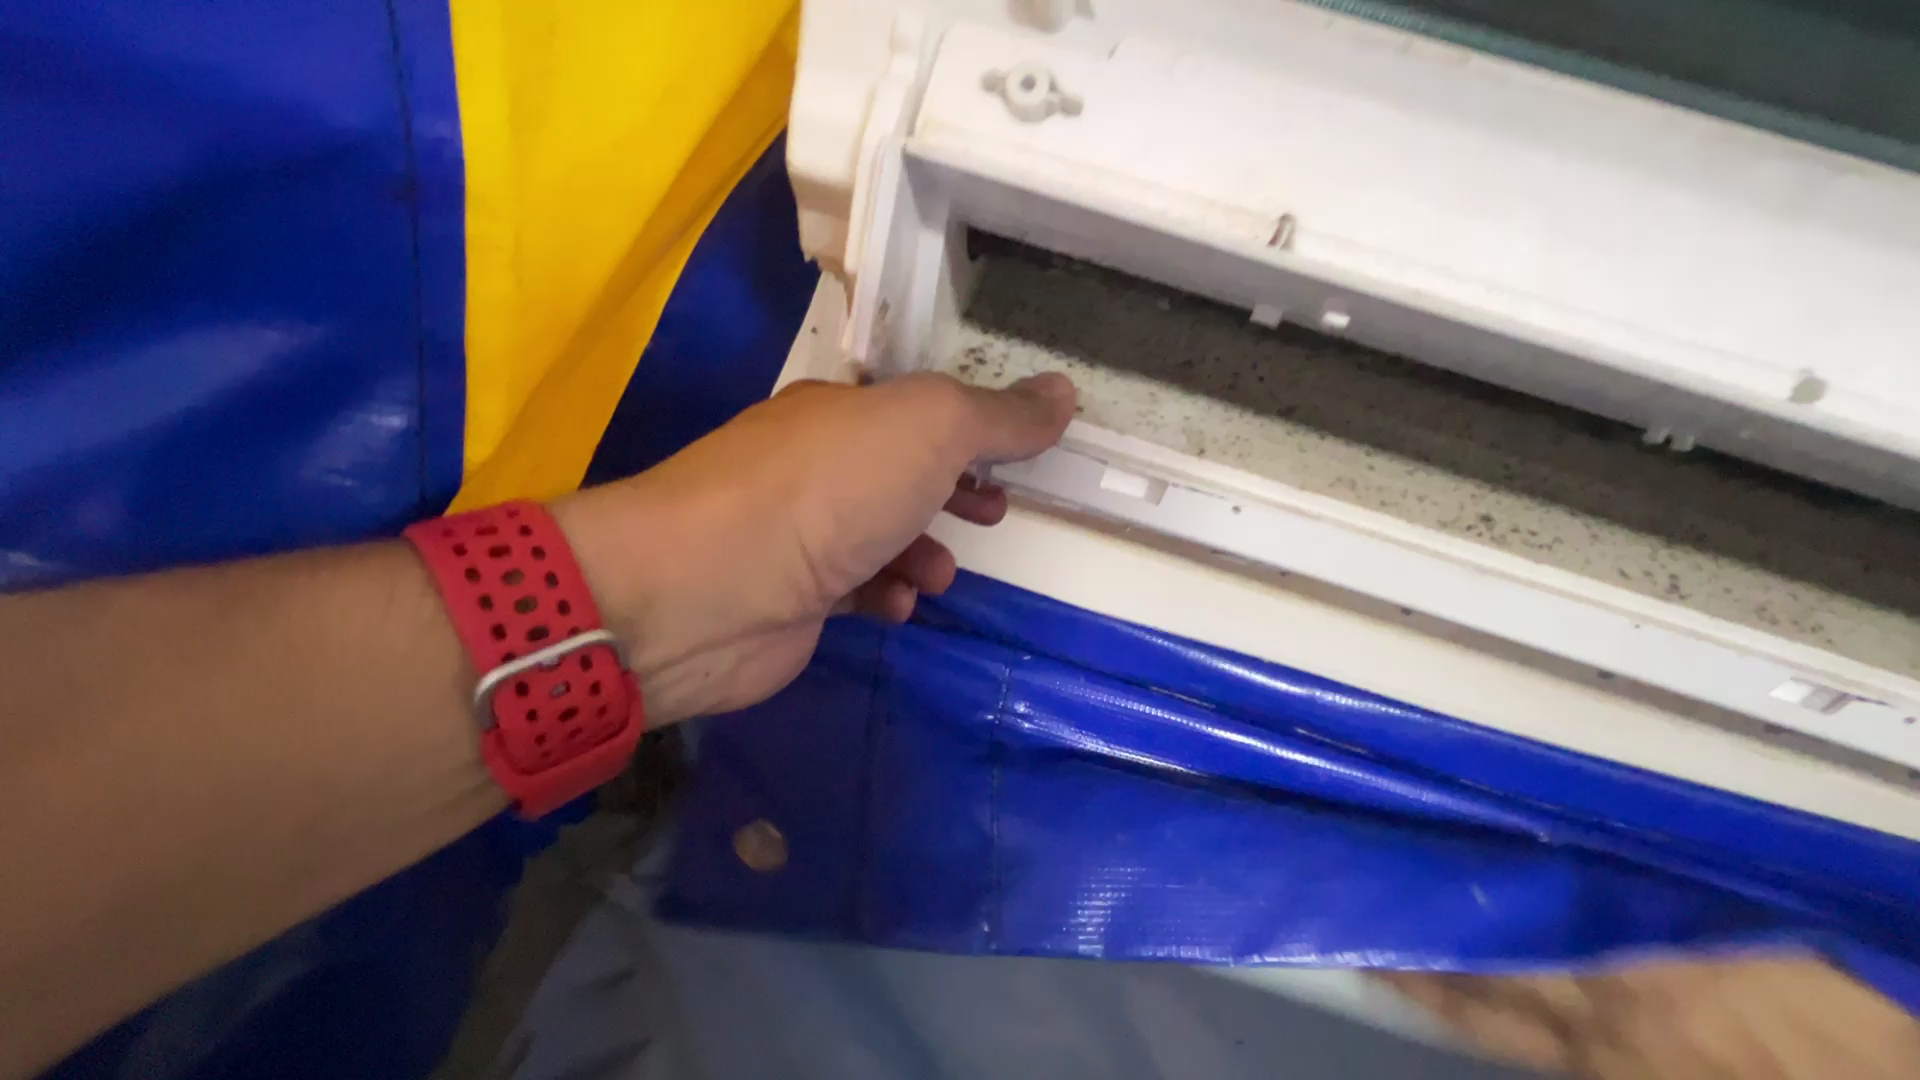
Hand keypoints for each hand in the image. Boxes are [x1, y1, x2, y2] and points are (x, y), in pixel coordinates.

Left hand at [556, 371, 1075, 722]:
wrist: (706, 591)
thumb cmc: (827, 492)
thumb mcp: (929, 430)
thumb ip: (998, 416)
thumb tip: (1063, 392)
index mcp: (843, 410)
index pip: (918, 409)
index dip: (973, 429)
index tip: (1018, 460)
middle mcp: (816, 464)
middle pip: (899, 470)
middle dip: (955, 491)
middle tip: (993, 513)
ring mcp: (798, 531)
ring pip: (879, 533)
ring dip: (922, 550)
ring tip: (938, 574)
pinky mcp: (789, 595)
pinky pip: (853, 588)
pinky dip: (883, 593)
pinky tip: (894, 604)